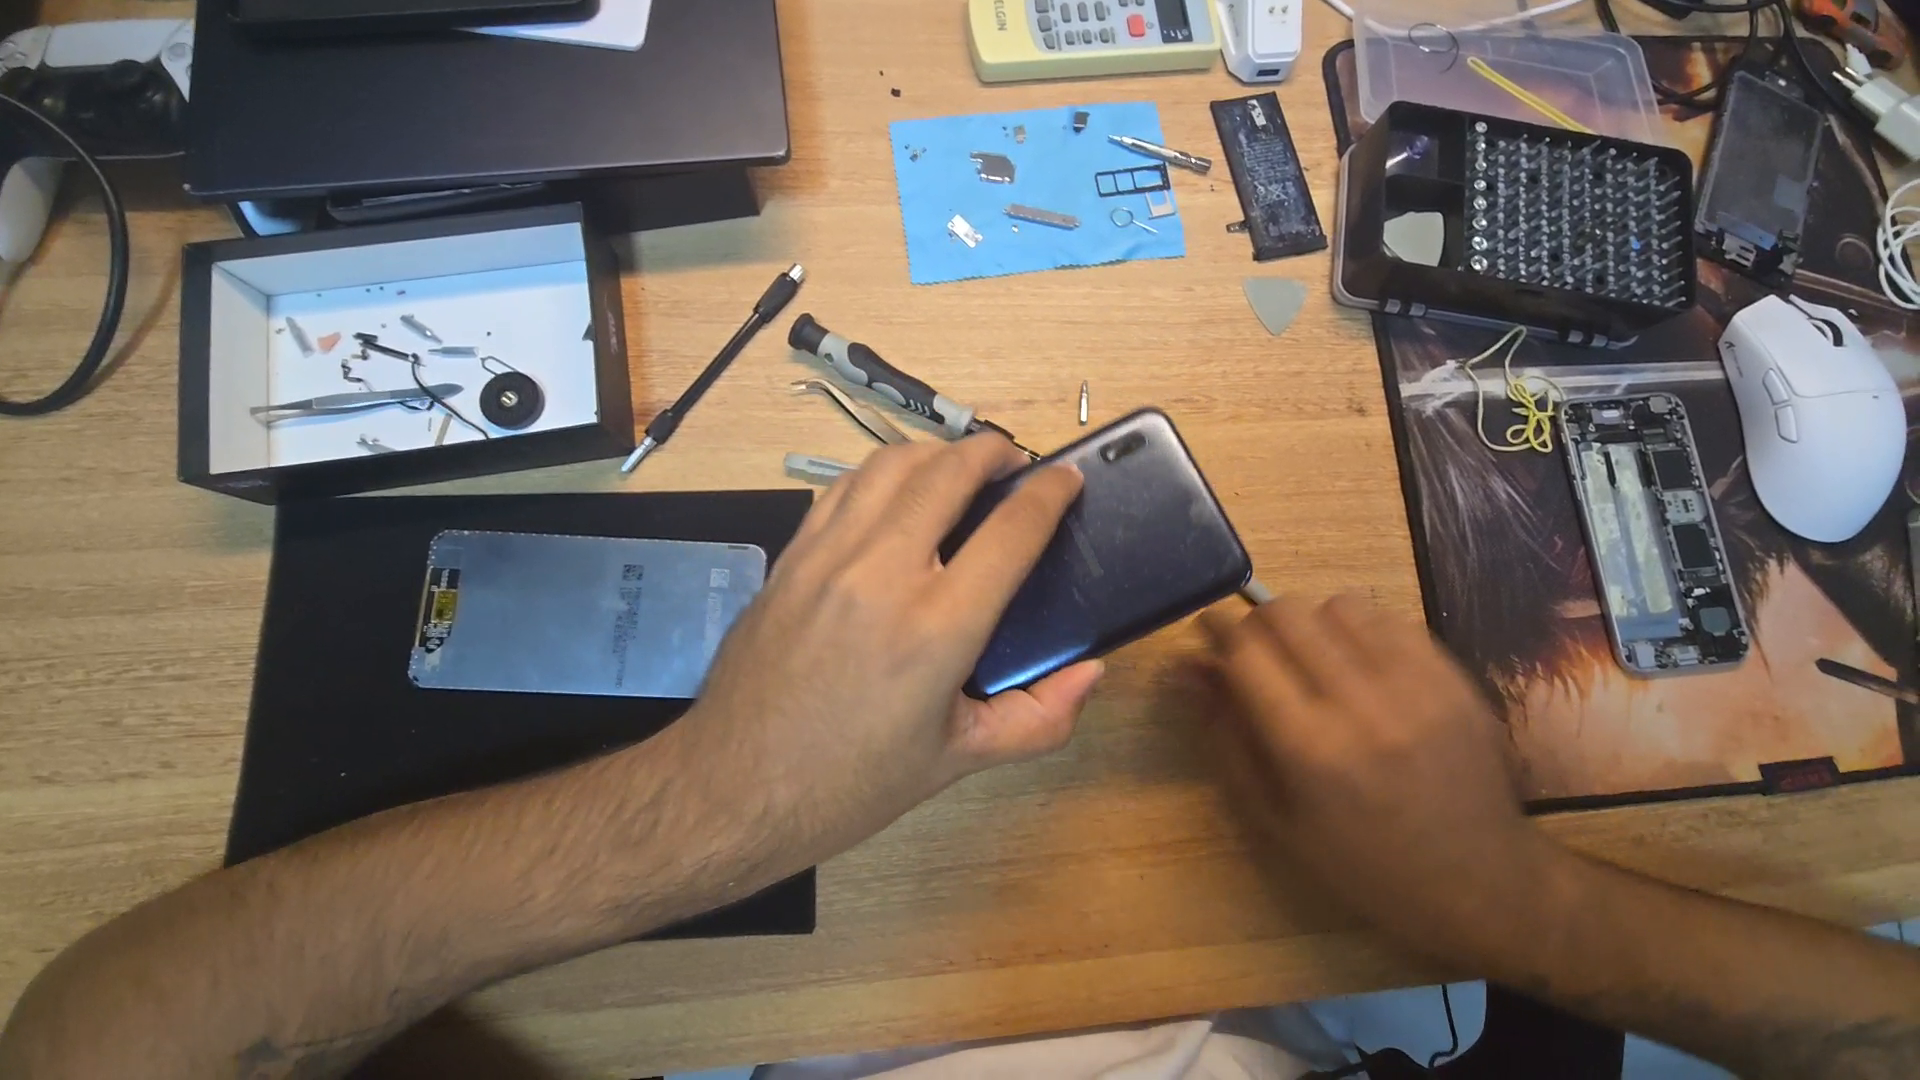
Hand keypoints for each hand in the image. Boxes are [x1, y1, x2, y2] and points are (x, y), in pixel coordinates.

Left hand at [668, 435, 1103, 880]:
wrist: (734, 788)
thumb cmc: (851, 783)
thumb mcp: (958, 760)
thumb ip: (1038, 717)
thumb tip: (1090, 672)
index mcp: (936, 627)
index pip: (1011, 531)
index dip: (1050, 493)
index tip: (1068, 478)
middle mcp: (882, 573)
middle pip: (948, 472)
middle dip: (992, 451)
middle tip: (1014, 461)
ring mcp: (827, 557)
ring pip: (889, 464)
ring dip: (935, 453)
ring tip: (958, 469)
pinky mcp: (790, 557)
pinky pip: (843, 488)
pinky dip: (882, 474)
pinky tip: (895, 494)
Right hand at [1197, 594, 1559, 950]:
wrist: (1480, 882)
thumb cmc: (1358, 860)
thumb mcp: (1273, 812)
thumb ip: (1224, 732)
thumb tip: (1187, 666)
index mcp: (1308, 746)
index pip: (1244, 650)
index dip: (1215, 628)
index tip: (1206, 628)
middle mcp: (1360, 704)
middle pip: (1286, 614)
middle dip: (1256, 621)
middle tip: (1255, 647)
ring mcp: (1415, 686)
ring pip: (1337, 606)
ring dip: (1310, 623)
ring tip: (1312, 658)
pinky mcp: (1453, 678)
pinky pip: (1389, 620)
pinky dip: (1359, 631)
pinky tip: (1360, 665)